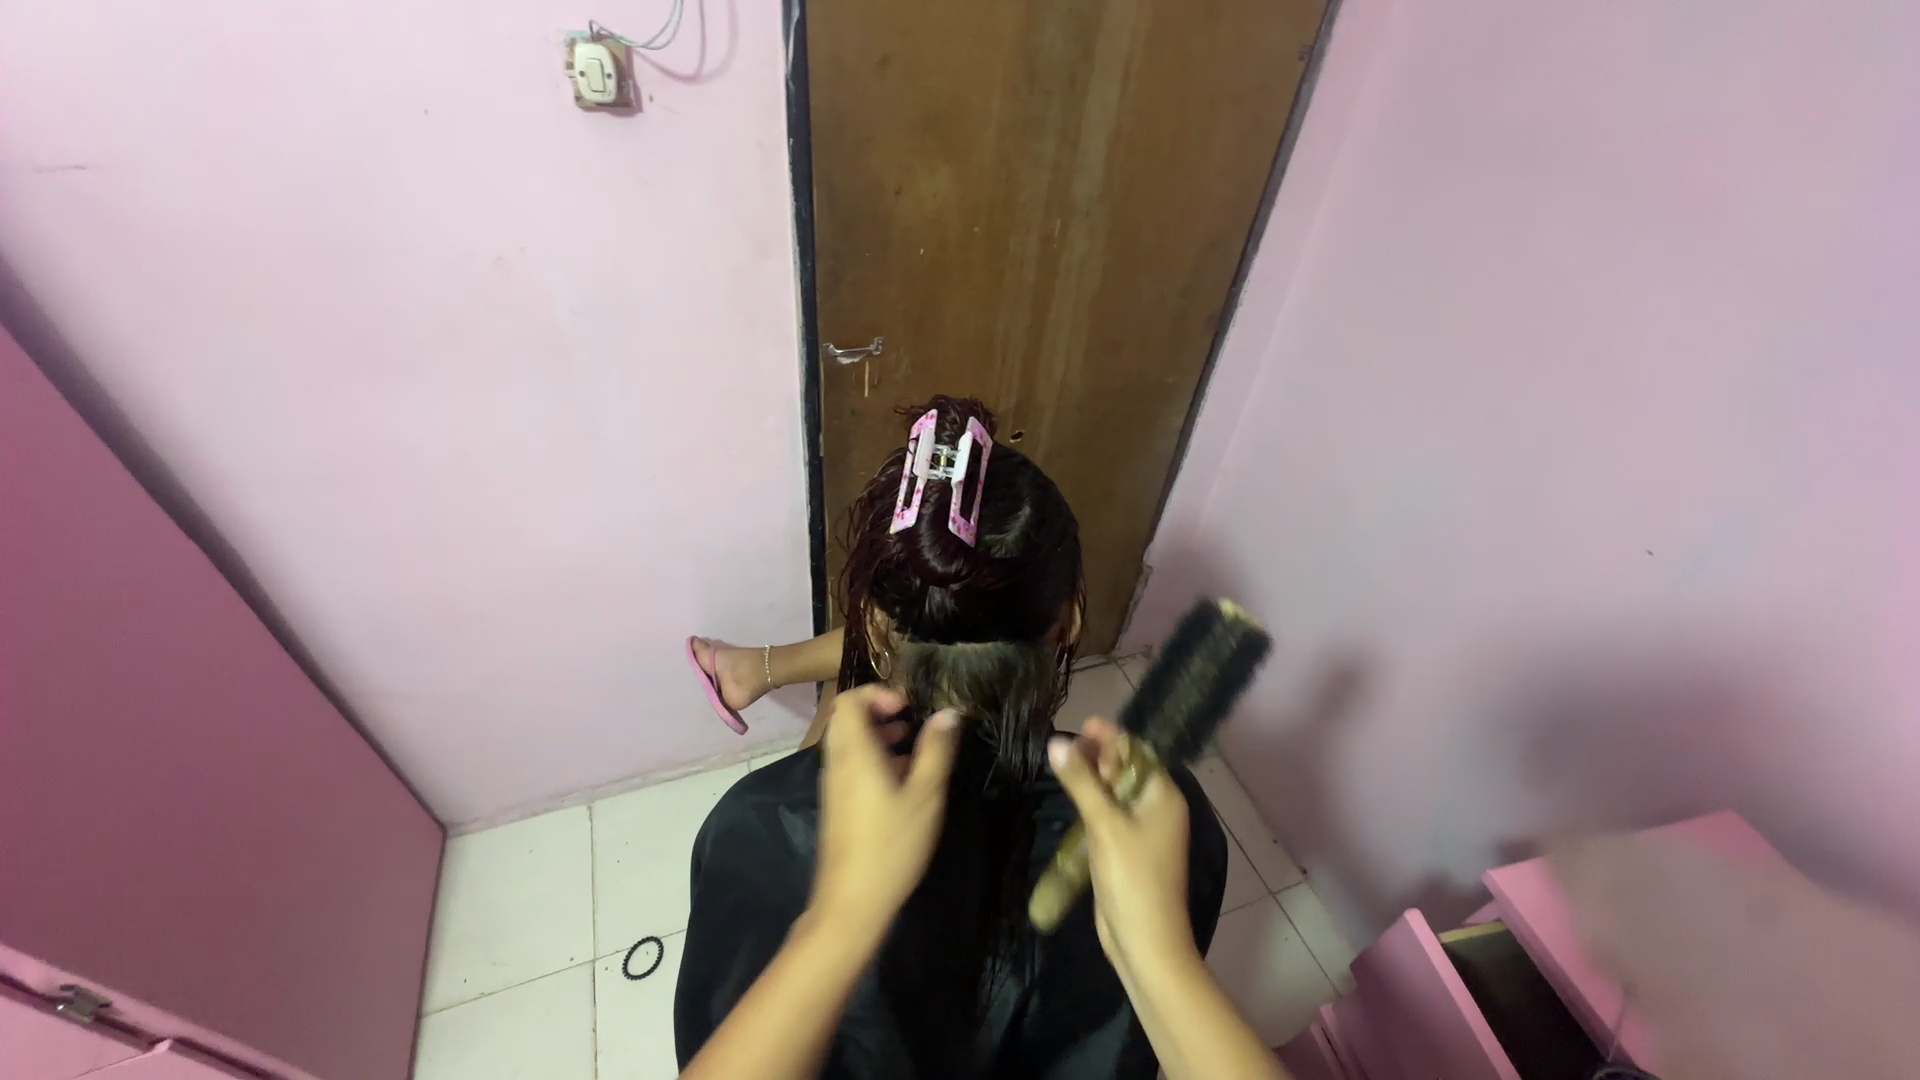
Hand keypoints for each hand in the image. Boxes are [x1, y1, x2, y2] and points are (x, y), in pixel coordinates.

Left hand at [812, 686, 962, 932]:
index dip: (877, 693)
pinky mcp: (837, 805)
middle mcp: (838, 762)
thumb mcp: (926, 795)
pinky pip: (850, 765)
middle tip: (910, 722)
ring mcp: (834, 785)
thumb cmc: (892, 844)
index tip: (907, 706)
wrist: (852, 903)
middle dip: (879, 712)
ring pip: (849, 743)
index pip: (849, 700)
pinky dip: (873, 759)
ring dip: (878, 736)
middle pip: (847, 719)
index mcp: (855, 752)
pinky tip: (902, 781)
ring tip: (912, 748)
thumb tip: (948, 713)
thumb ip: (937, 749)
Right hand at [1048, 716, 1197, 989]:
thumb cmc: (1133, 878)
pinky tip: (1073, 795)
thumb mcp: (1104, 824)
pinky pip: (1111, 814)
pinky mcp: (1128, 849)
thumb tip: (1057, 743)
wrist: (1145, 942)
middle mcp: (1158, 809)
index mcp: (1164, 797)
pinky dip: (1093, 802)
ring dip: (1094, 777)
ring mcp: (1145, 831)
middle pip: (1127, 770)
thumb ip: (1081, 782)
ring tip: (1065, 762)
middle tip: (1068, 743)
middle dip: (1100, 754)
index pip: (1138, 754)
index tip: (1084, 724)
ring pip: (1116, 793)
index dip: (1112, 737)